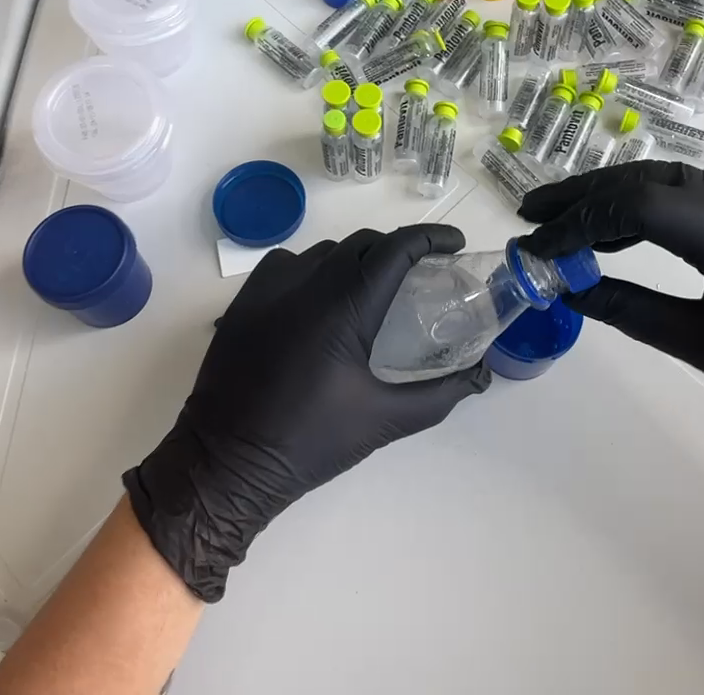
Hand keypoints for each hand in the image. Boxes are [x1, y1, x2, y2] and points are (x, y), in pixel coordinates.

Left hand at [124, 225, 490, 600]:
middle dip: (397, 249)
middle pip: (362, 243)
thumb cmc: (309, 443)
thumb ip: (438, 395)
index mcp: (344, 307)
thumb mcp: (384, 421)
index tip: (454, 246)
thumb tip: (478, 376)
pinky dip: (314, 268)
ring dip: (356, 258)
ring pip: (324, 250)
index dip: (431, 238)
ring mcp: (267, 288)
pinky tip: (320, 298)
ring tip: (372, 287)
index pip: (396, 248)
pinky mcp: (242, 301)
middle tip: (420, 275)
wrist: (225, 465)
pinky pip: (287, 264)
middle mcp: (305, 283)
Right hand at [519, 162, 703, 461]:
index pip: (641, 207)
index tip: (537, 248)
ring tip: (559, 217)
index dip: (580, 223)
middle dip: (585, 194)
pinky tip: (612, 232)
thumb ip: (633, 311)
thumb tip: (569, 289)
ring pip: (666, 183)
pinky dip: (640, 210)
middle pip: (649, 180)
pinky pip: (687, 199)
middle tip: (532, 213)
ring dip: (609, 197)